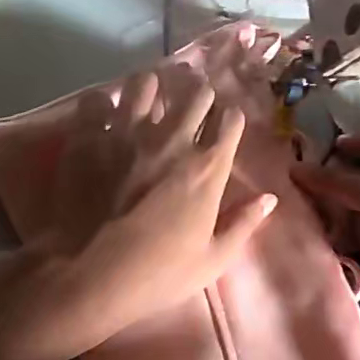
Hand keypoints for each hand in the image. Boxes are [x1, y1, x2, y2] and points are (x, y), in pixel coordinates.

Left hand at [38, 62, 276, 338]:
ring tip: (150, 99)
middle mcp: (172, 139)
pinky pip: (96, 100)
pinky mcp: (89, 138)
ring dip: (153, 88)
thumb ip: (244, 223)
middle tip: (194, 104)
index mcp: (207, 168)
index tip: (225, 126)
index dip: (230, 119)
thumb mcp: (213, 259)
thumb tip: (270, 198)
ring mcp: (127, 133)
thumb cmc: (159, 274)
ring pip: (147, 84)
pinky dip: (103, 104)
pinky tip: (104, 115)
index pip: (230, 121)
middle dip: (199, 95)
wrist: (93, 274)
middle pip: (196, 94)